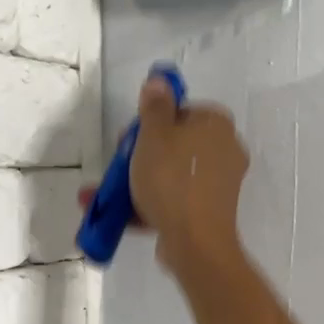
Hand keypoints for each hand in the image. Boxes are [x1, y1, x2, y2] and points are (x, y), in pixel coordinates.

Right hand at [78, 76, 250, 280]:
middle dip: (137, 159)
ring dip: (134, 186)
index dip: (149, 125)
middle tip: (115, 169)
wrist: (195, 243)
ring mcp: (217, 187)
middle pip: (173, 147)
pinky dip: (147, 207)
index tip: (127, 140)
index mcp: (216, 125)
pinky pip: (173, 204)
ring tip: (99, 197)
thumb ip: (155, 106)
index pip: (180, 113)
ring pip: (169, 178)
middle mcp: (224, 151)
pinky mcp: (207, 215)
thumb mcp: (154, 135)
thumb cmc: (172, 180)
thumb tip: (159, 81)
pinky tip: (116, 216)